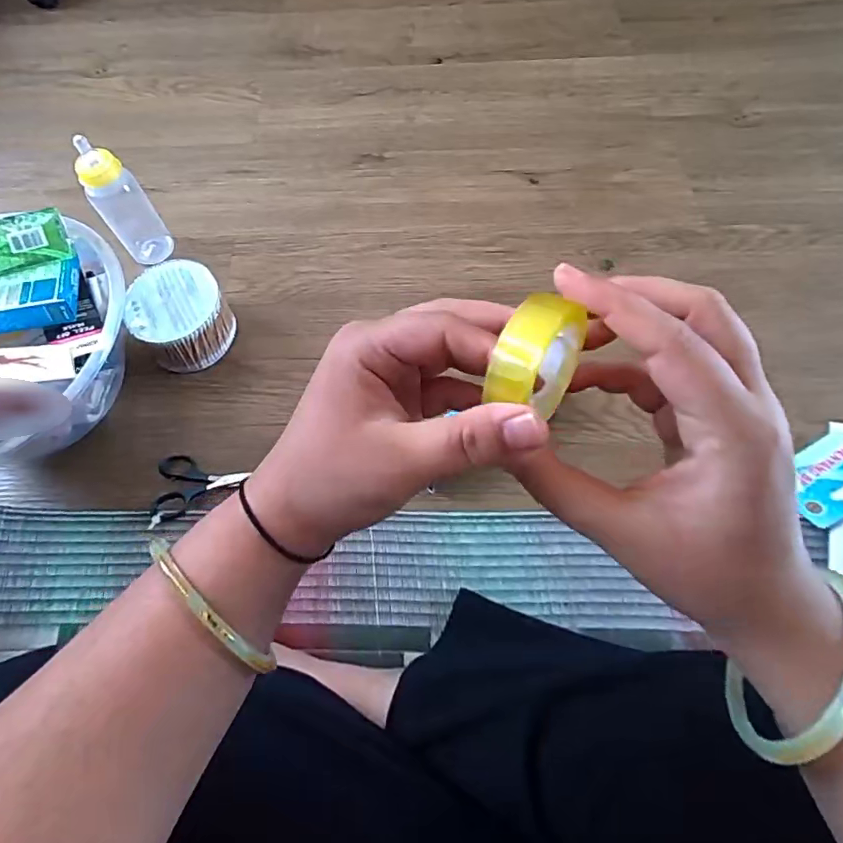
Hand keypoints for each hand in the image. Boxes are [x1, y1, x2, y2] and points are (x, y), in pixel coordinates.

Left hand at [247, 300, 553, 557]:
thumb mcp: (405, 461)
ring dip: (492, 364)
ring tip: (539, 374)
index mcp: (370, 345)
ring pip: (452, 350)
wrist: (291, 516)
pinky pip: (447, 380)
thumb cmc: (335, 481)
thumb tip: (538, 424)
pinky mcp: (400, 391)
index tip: (540, 370)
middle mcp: (381, 344)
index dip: (493, 345)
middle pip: (450, 326)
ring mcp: (391, 367)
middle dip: (499, 339)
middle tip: (550, 351)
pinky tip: (508, 404)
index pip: (442, 328)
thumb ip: (471, 440)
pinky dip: (477, 391)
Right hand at [510, 266, 831, 644]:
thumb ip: (557, 483)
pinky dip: (642, 358)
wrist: (769, 606)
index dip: (616, 304)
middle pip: (705, 312)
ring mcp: (748, 403)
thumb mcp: (620, 532)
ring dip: (642, 320)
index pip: (674, 342)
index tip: (564, 280)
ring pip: (702, 329)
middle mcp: (751, 402)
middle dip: (638, 293)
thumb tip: (507, 436)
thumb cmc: (705, 576)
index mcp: (733, 428)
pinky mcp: (733, 411)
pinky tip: (598, 377)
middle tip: (577, 297)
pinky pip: (689, 363)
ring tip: (580, 332)